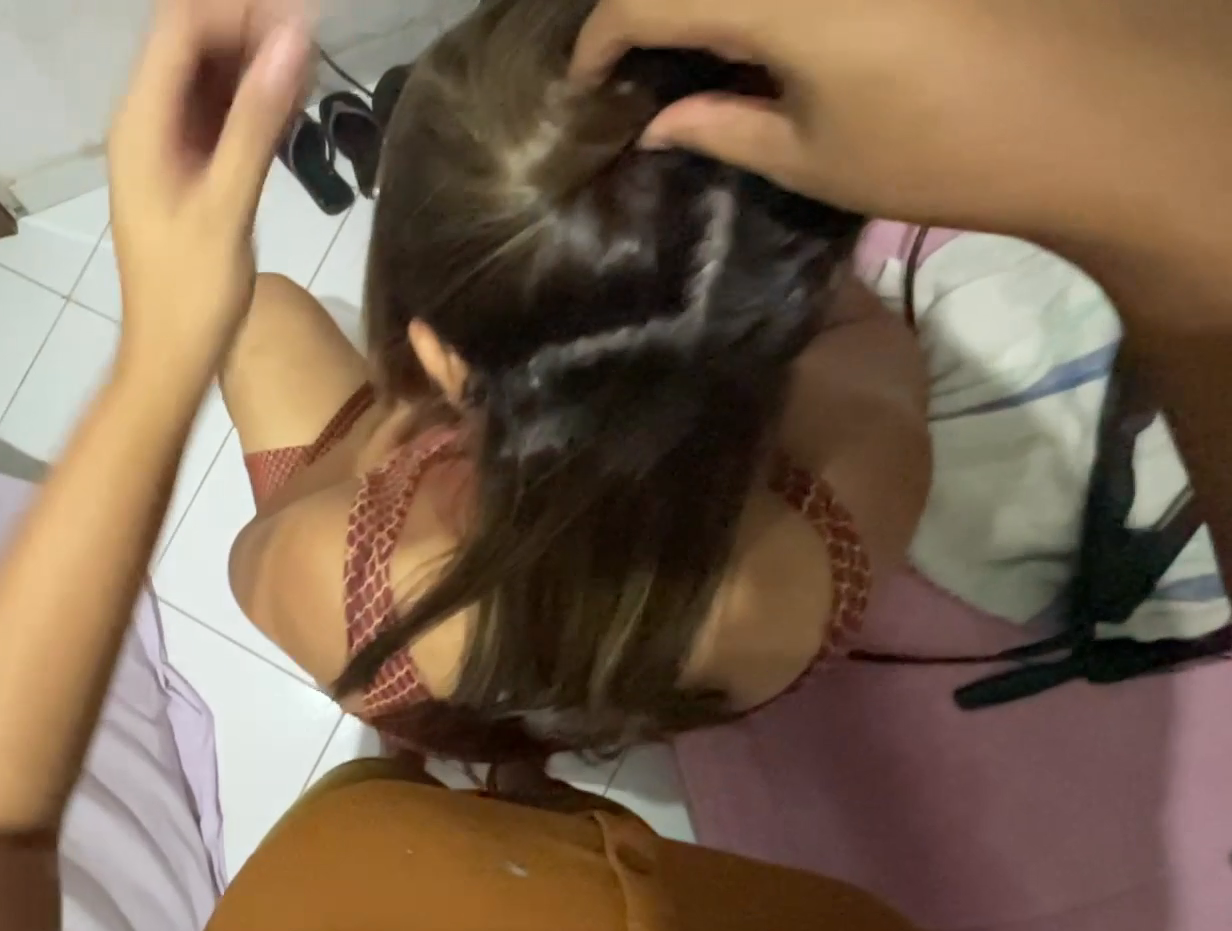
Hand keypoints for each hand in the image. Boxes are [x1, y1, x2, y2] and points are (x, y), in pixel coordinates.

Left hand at [107, 0, 313, 388]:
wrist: (170, 357)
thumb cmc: (192, 297)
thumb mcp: (225, 208)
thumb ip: (255, 122)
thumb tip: (295, 38)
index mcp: (141, 125)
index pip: (182, 27)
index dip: (239, 14)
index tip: (301, 26)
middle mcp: (147, 125)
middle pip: (195, 45)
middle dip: (252, 35)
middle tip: (313, 54)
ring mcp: (166, 148)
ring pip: (210, 80)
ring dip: (257, 69)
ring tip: (311, 78)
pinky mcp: (186, 172)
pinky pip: (218, 118)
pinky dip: (252, 107)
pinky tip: (292, 109)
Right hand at [571, 0, 1231, 248]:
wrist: (1107, 111)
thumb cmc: (939, 153)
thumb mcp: (807, 157)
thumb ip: (719, 128)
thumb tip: (656, 123)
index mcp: (790, 2)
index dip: (601, 37)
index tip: (581, 81)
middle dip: (645, 9)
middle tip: (628, 63)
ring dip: (703, 6)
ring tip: (688, 55)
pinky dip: (757, 9)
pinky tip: (759, 40)